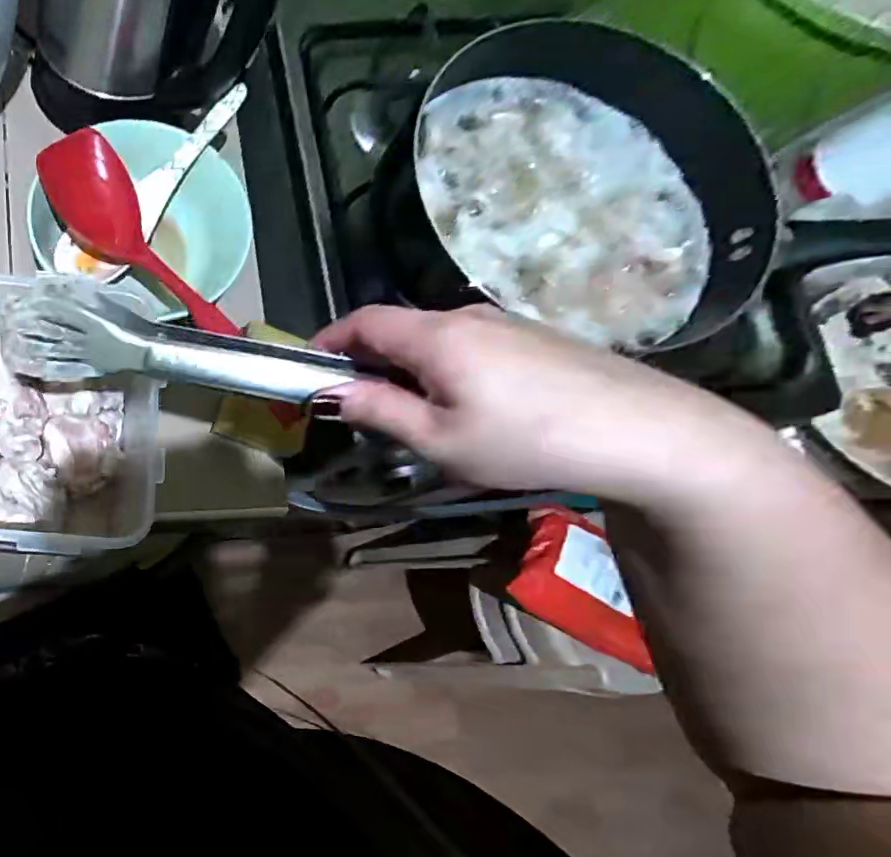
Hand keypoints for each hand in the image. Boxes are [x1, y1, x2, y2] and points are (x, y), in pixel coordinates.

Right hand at [314, 305, 788, 509]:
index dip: (326, 340)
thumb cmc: (525, 440)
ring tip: (395, 411)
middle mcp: (469, 318)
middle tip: (344, 403)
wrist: (652, 436)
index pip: (363, 320)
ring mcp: (507, 325)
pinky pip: (463, 346)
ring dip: (397, 366)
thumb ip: (376, 409)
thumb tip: (326, 394)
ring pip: (430, 338)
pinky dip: (434, 368)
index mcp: (437, 336)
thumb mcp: (436, 437)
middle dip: (359, 358)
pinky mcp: (534, 341)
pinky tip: (450, 405)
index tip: (304, 371)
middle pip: (396, 327)